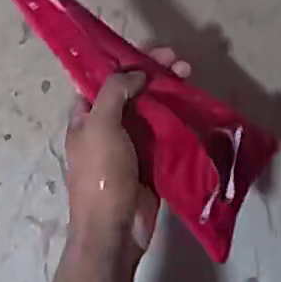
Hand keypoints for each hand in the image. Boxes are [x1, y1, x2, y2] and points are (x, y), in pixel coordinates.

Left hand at [63, 48, 191, 261]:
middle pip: (132, 90)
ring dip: (170, 89)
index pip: (102, 80)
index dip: (125, 62)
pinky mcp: (153, 157)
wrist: (116, 229)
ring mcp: (132, 142)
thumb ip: (115, 92)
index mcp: (87, 118)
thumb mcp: (100, 127)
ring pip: (153, 106)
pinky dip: (179, 112)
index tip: (150, 52)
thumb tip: (136, 74)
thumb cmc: (102, 175)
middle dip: (154, 72)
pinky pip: (167, 127)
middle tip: (178, 62)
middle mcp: (108, 126)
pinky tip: (193, 102)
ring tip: (189, 75)